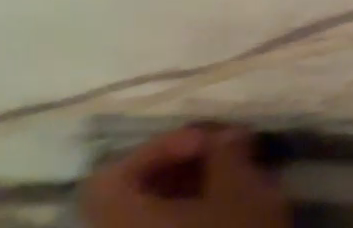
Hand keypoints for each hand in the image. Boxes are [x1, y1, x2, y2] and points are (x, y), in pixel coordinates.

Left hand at [80, 127, 286, 227]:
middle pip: (124, 199)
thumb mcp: (242, 190)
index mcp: (119, 221)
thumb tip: (225, 134)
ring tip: (228, 185)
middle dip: (175, 170)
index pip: (110, 176)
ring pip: (141, 222)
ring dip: (181, 195)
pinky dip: (182, 221)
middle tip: (223, 157)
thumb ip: (228, 153)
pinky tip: (219, 216)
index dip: (158, 149)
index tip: (208, 142)